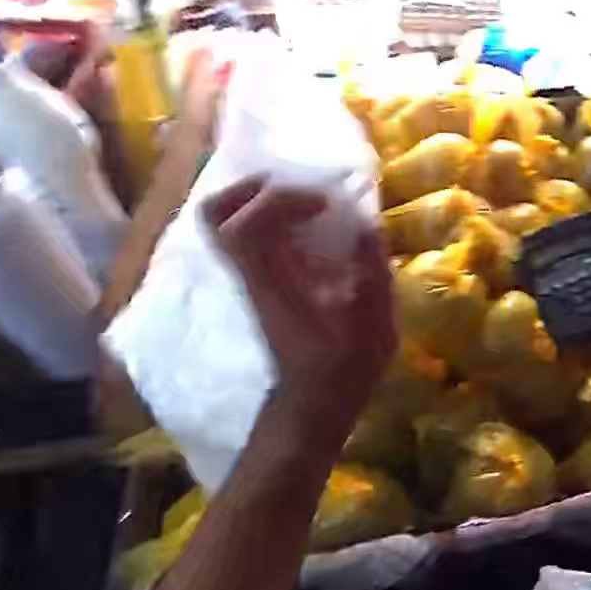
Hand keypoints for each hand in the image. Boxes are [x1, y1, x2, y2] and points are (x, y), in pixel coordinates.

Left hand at [204, 178, 394, 439]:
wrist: (312, 402)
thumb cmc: (346, 368)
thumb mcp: (375, 326)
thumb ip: (373, 275)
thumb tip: (368, 227)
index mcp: (276, 288)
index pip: (245, 229)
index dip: (280, 200)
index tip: (324, 204)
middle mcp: (251, 278)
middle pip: (215, 216)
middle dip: (253, 188)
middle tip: (299, 187)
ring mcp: (247, 280)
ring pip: (220, 223)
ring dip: (254, 198)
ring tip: (298, 198)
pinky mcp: (254, 283)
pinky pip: (240, 235)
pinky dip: (261, 215)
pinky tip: (299, 221)